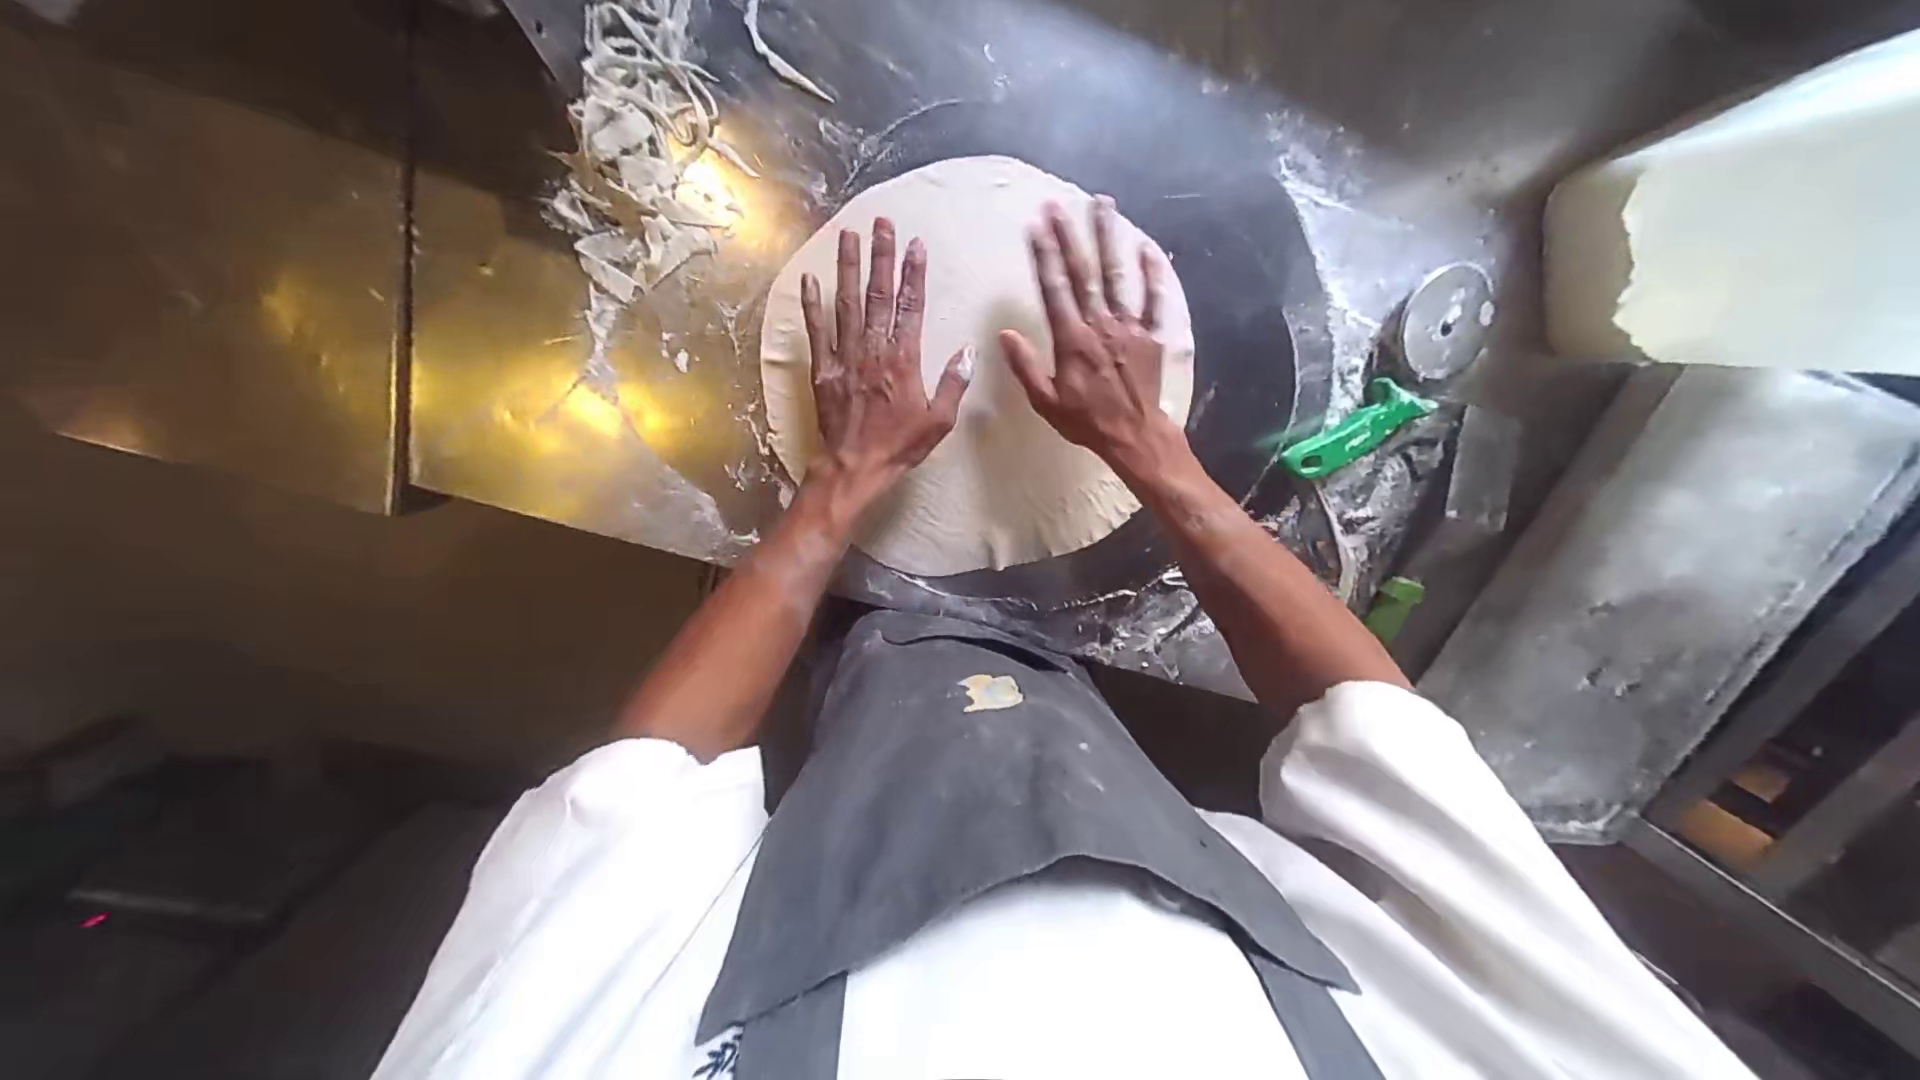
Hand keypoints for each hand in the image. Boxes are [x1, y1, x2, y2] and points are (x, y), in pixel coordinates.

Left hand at [801, 217, 971, 511]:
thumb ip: (953, 384)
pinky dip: (812, 305)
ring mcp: (845, 356)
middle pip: (879, 295)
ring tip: (848, 235)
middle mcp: (874, 350)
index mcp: (904, 360)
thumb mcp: (938, 422)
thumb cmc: (899, 446)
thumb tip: (969, 351)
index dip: (914, 274)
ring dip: (848, 267)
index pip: (911, 307)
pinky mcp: (823, 369)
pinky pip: (816, 331)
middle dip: (882, 256)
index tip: (916, 245)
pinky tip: (810, 279)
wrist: (853, 466)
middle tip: (882, 223)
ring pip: (847, 303)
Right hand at [1000, 197, 1184, 484]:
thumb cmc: (1086, 421)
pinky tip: (1148, 248)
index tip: (1035, 226)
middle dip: (1069, 237)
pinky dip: (1153, 273)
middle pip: (1082, 273)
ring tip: (1102, 206)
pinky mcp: (1151, 335)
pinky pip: (1154, 299)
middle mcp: (1100, 325)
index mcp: (1072, 340)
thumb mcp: (1045, 402)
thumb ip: (1025, 366)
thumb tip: (1005, 335)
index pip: (1054, 289)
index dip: (1043, 256)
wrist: (1133, 435)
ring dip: (1108, 238)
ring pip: (1118, 275)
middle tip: (1058, 205)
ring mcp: (1129, 327)